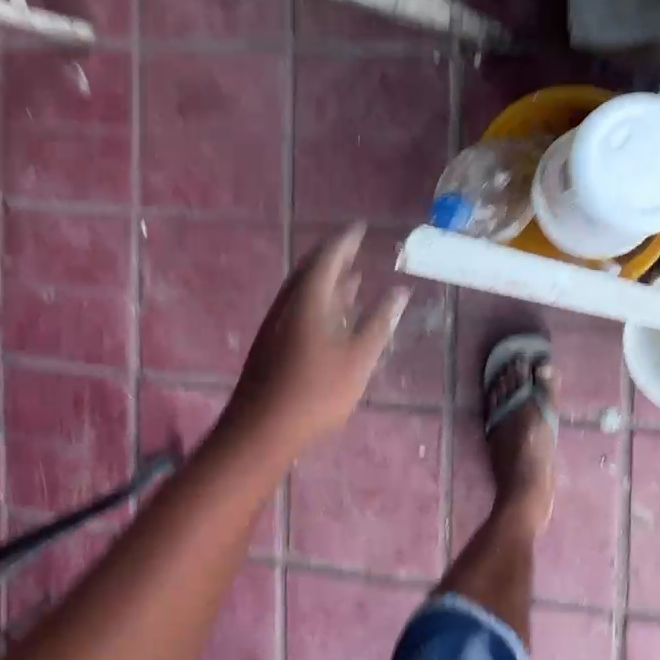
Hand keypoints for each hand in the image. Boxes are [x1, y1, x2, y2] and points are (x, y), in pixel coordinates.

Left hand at [216, 224, 409, 452]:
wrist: (260, 432)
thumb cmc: (316, 392)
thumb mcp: (359, 358)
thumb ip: (380, 322)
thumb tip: (399, 292)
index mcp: (308, 300)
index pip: (327, 258)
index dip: (345, 241)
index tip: (360, 227)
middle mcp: (288, 305)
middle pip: (310, 271)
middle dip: (334, 258)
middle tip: (354, 248)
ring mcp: (276, 325)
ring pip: (303, 291)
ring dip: (327, 281)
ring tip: (351, 278)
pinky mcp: (272, 344)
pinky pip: (299, 307)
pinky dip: (319, 300)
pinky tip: (332, 317)